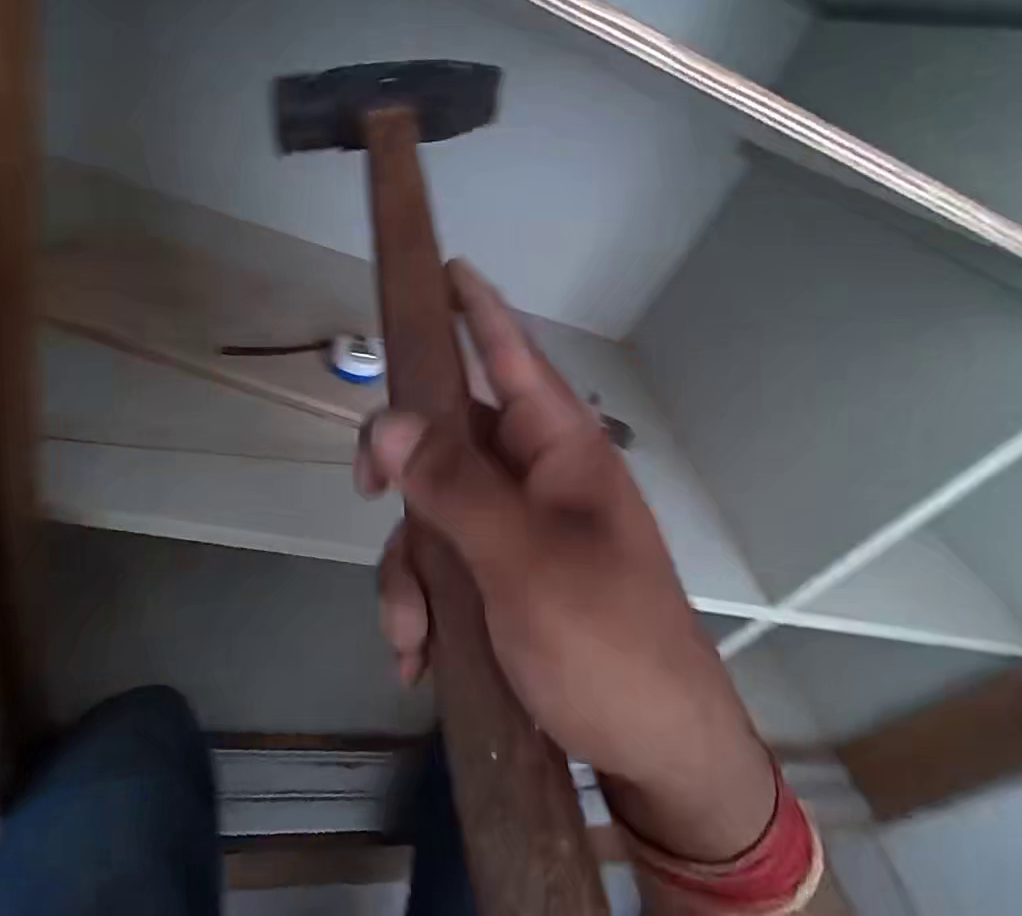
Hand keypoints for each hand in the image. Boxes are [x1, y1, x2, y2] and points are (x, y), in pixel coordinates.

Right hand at [355, 259, 776, 862]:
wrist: (651, 752)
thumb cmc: (607, 644)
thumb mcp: (525, 562)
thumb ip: (456, 486)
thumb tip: (388, 420)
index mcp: (560, 449)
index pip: (512, 358)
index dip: (477, 310)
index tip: (446, 268)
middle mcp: (534, 477)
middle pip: (445, 439)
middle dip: (403, 477)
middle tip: (370, 497)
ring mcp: (513, 531)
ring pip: (429, 512)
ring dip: (409, 574)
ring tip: (414, 638)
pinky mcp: (498, 581)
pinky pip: (439, 567)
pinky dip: (420, 608)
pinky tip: (419, 658)